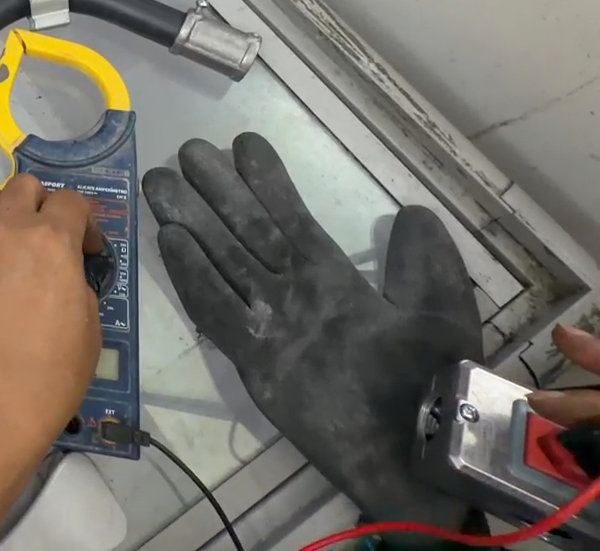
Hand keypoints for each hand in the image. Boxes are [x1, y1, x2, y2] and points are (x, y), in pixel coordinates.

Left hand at [0, 174, 105, 452]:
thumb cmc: (45, 376)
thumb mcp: (88, 333)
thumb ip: (78, 287)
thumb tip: (64, 278)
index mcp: (51, 240)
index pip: (71, 201)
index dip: (86, 223)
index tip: (89, 252)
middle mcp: (8, 227)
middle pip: (24, 186)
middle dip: (43, 204)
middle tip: (50, 240)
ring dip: (6, 209)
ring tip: (14, 244)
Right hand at [144, 133, 482, 534]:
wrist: (419, 458)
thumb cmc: (432, 382)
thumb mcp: (440, 313)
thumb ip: (425, 263)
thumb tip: (414, 211)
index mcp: (331, 275)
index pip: (290, 214)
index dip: (267, 179)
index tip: (243, 141)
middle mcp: (291, 289)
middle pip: (244, 227)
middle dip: (215, 188)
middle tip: (187, 150)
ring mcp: (268, 320)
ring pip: (220, 257)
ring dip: (190, 219)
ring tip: (159, 181)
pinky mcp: (253, 357)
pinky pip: (214, 308)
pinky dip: (191, 275)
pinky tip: (168, 239)